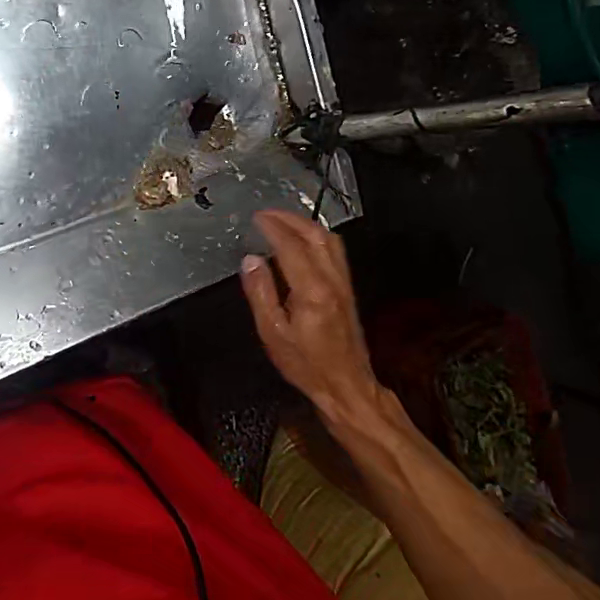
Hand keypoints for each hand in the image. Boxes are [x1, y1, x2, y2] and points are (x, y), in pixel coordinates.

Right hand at [239, 210, 388, 424]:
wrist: (346, 385)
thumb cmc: (306, 364)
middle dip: (290, 219)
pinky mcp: (348, 291)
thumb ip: (260, 293)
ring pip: (330, 241)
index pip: (291, 246)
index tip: (256, 218)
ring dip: (306, 225)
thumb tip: (251, 260)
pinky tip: (302, 242)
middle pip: (316, 236)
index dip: (273, 227)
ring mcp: (344, 285)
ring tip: (283, 221)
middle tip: (267, 213)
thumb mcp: (272, 332)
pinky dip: (316, 238)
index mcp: (312, 291)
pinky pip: (335, 252)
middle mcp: (332, 281)